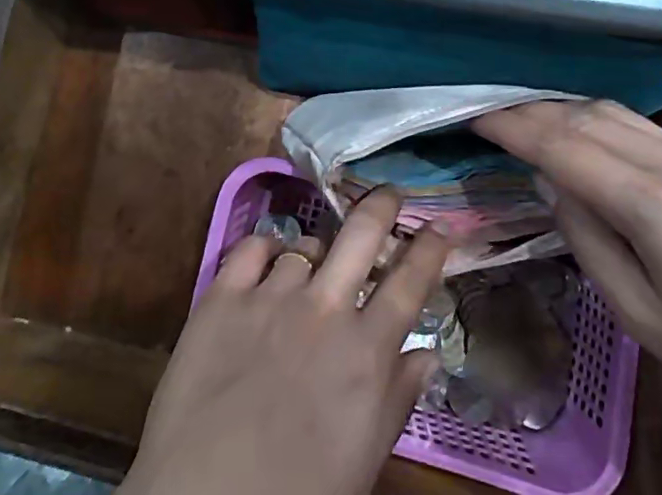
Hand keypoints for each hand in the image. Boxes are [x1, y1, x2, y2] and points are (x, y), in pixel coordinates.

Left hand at [121, 187, 450, 494]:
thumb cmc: (299, 490)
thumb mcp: (365, 454)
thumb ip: (400, 396)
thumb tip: (428, 353)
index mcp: (367, 350)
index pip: (411, 280)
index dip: (430, 246)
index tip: (440, 224)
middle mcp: (325, 309)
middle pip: (363, 233)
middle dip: (382, 205)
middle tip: (388, 196)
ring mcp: (271, 297)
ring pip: (305, 247)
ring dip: (316, 254)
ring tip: (310, 271)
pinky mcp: (222, 298)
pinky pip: (252, 248)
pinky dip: (265, 248)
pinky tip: (266, 260)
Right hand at [472, 101, 661, 494]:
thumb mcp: (645, 319)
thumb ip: (590, 240)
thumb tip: (553, 185)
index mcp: (657, 205)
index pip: (566, 145)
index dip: (514, 126)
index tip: (475, 116)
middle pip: (593, 116)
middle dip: (537, 110)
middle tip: (494, 117)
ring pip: (624, 116)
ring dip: (571, 113)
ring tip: (533, 125)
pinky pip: (652, 133)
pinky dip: (607, 128)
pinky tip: (593, 146)